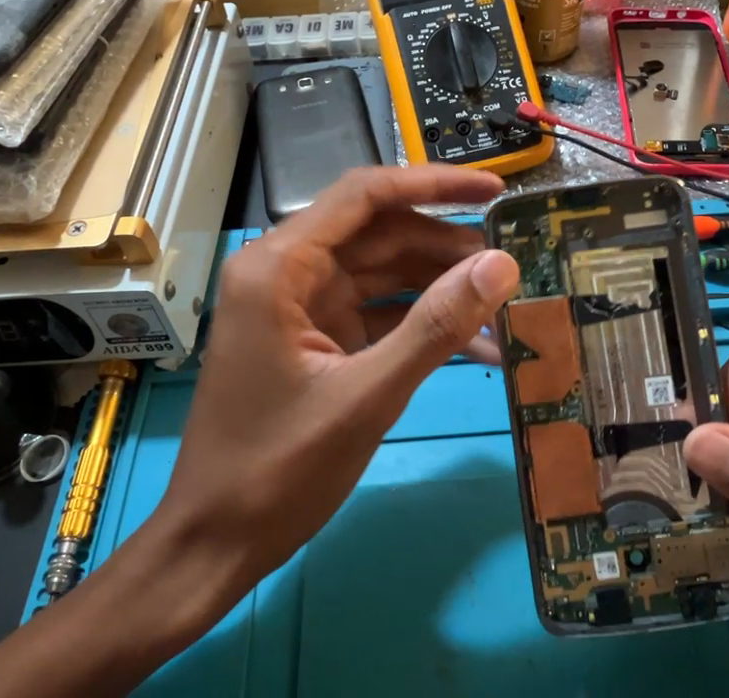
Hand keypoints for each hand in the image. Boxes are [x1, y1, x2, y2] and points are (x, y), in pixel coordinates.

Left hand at [155, 165, 519, 587]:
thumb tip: (501, 263)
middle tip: (514, 263)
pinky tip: (476, 346)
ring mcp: (300, 308)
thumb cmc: (277, 469)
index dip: (434, 184)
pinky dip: (420, 326)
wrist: (214, 544)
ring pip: (384, 274)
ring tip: (506, 305)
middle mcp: (287, 272)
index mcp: (280, 266)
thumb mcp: (366, 396)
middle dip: (447, 248)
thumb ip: (435, 327)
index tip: (495, 191)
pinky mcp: (315, 341)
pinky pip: (377, 314)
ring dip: (440, 290)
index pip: (365, 196)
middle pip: (380, 234)